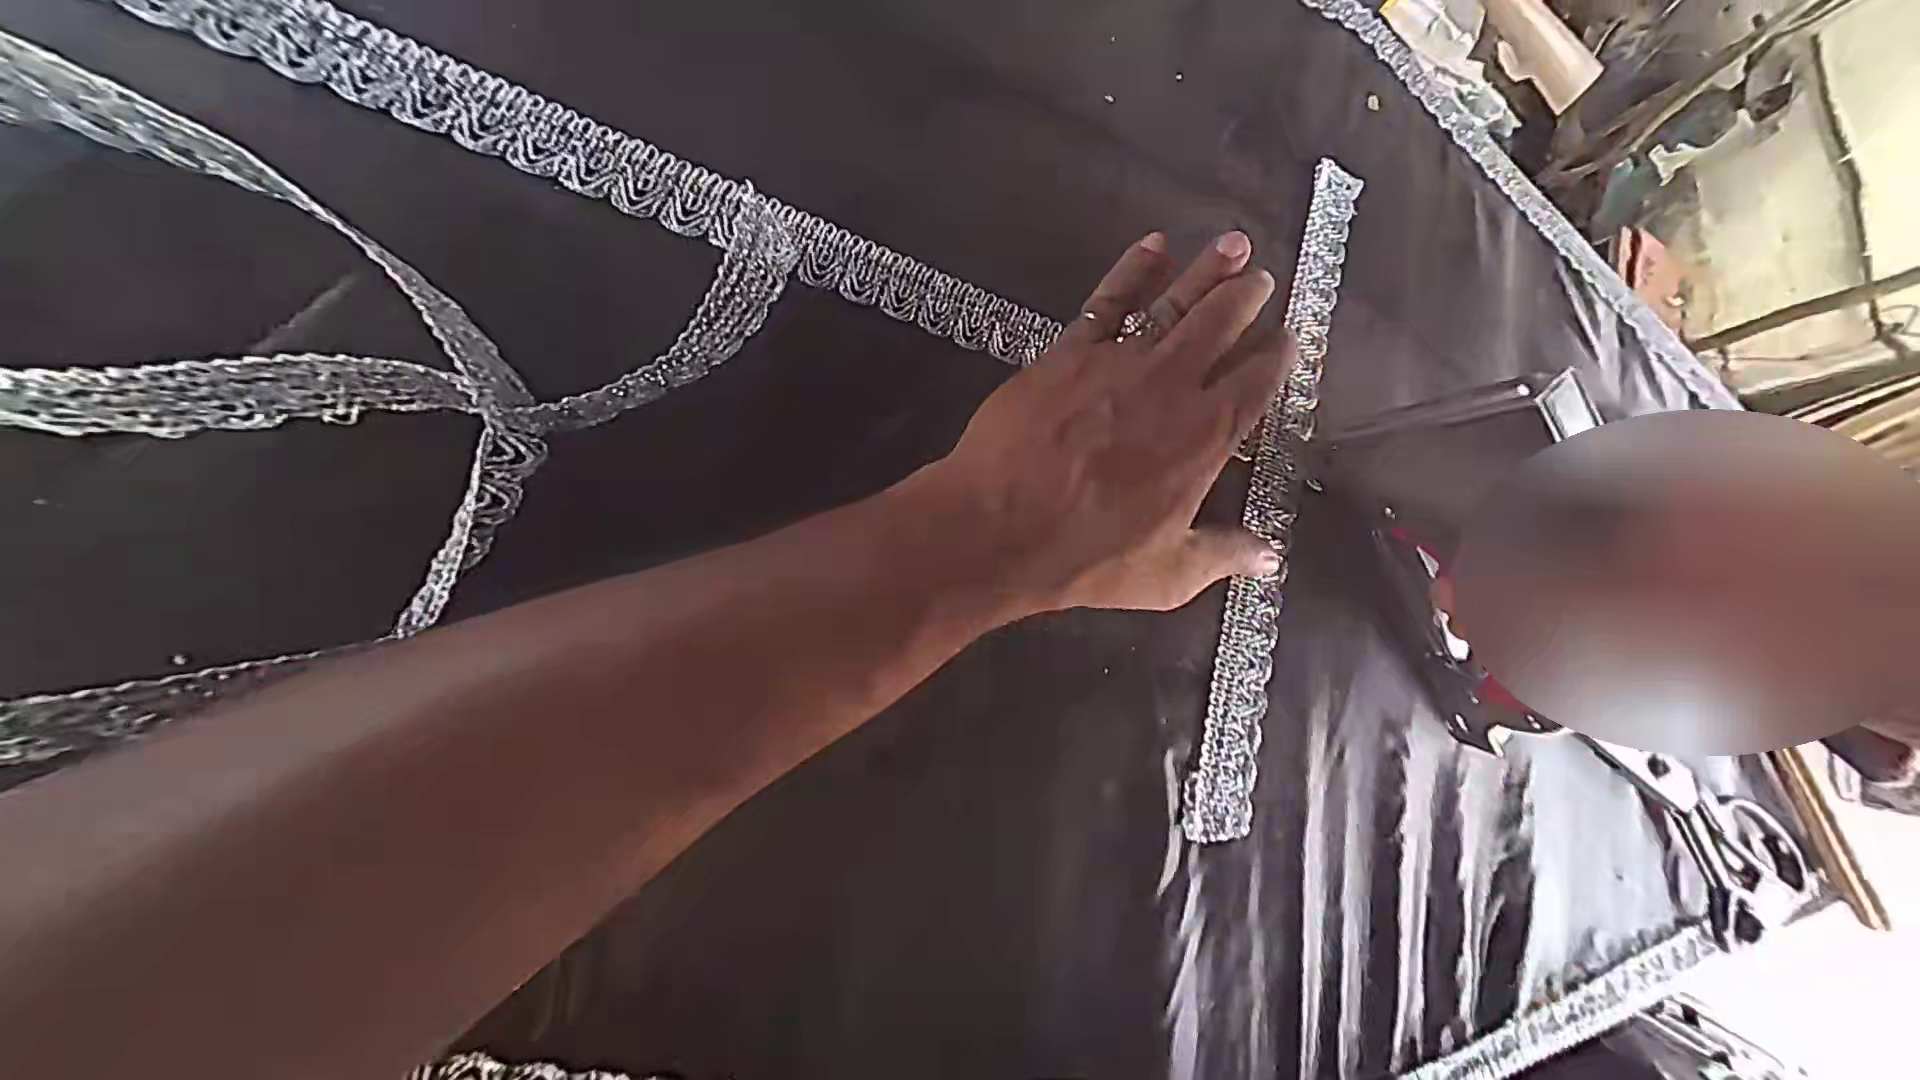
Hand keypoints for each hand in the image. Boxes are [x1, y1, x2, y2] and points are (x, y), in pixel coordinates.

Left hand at [918, 230, 1296, 613]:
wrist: (997, 526)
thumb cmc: (1084, 556)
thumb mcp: (1164, 575)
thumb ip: (1222, 556)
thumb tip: (1272, 558)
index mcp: (1204, 436)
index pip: (1255, 384)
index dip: (1276, 358)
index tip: (1287, 340)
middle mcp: (1170, 387)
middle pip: (1221, 327)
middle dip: (1247, 299)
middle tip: (1262, 278)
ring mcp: (1117, 363)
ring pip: (1174, 304)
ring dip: (1208, 271)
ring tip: (1234, 245)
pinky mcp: (1067, 352)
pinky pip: (1107, 301)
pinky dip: (1132, 270)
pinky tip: (1152, 247)